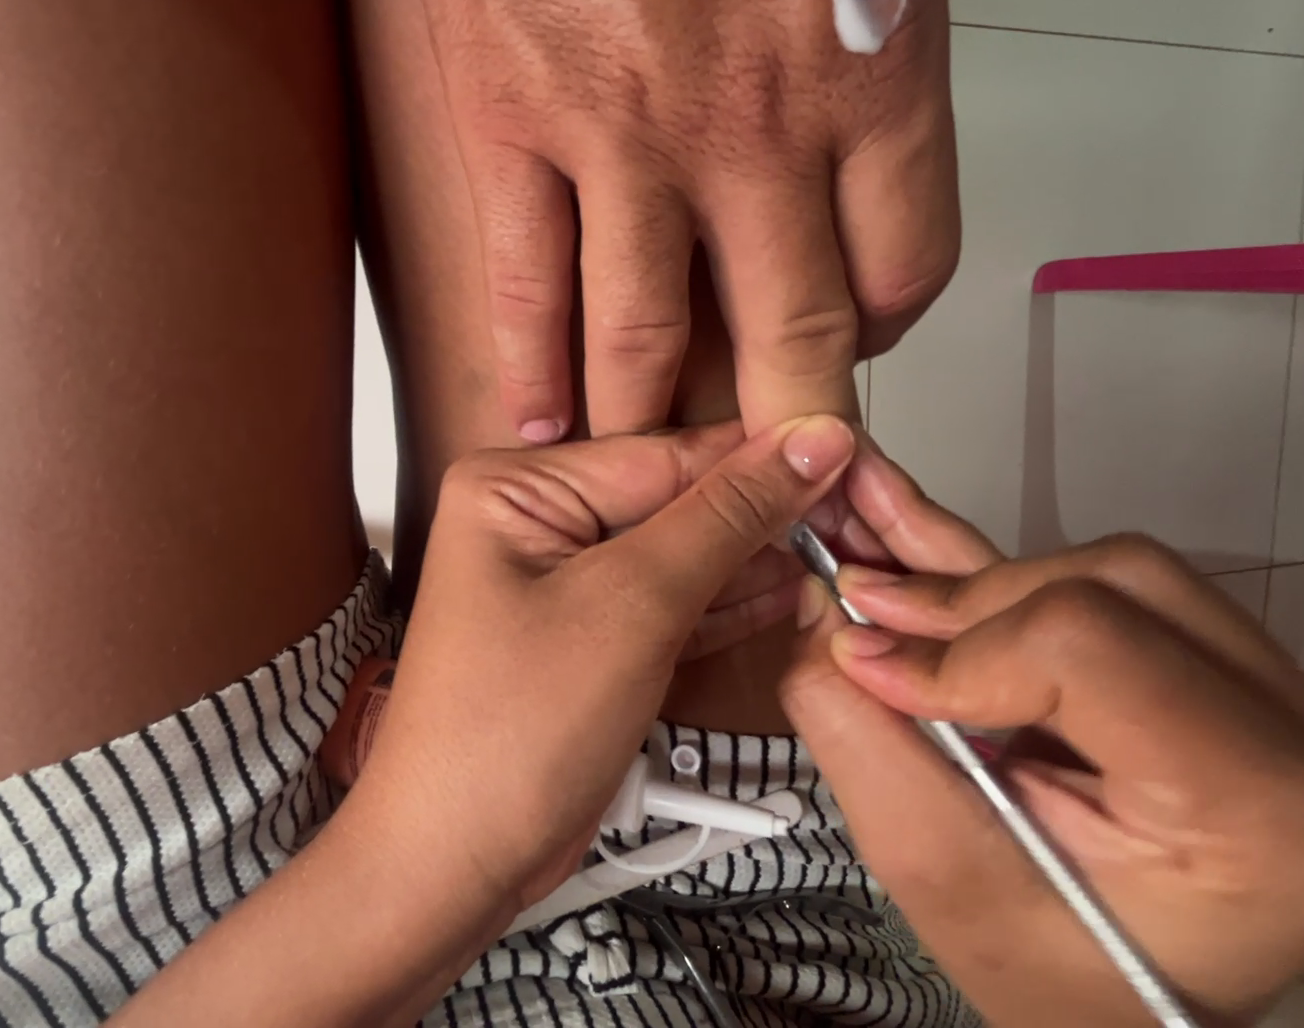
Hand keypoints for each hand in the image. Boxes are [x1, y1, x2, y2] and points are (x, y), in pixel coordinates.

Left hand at [126, 416, 856, 1026]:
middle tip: (845, 521)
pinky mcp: (581, 634)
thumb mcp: (631, 604)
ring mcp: (555, 581)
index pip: (661, 453)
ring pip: (672, 555)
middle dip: (752, 519)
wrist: (457, 859)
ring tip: (825, 560)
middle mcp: (529, 521)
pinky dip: (714, 607)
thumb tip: (803, 445)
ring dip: (744, 566)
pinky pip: (659, 603)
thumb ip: (722, 520)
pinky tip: (775, 598)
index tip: (845, 454)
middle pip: (667, 501)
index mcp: (512, 485)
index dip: (757, 461)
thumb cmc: (509, 734)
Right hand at [408, 0, 957, 441]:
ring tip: (636, 462)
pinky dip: (532, 366)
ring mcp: (621, 137)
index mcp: (861, 66)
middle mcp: (748, 125)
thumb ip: (864, 69)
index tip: (843, 357)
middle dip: (778, 424)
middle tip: (763, 477)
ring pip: (643, 334)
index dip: (875, 338)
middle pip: (788, 330)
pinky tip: (538, 417)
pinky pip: (527, 284)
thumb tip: (836, 189)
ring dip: (642, 416)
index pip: (900, 264)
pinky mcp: (512, 128)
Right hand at [779, 446, 1303, 1025]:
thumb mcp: (927, 864)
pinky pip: (1109, 588)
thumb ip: (854, 729)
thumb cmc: (1040, 968)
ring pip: (1103, 570)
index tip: (866, 671)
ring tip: (878, 591)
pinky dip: (1001, 570)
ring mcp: (1285, 698)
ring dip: (974, 584)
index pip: (1086, 645)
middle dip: (957, 602)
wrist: (1118, 1000)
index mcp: (1268, 811)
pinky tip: (915, 533)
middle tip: (861, 614)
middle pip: (1104, 586)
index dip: (953, 648)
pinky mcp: (1233, 672)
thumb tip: (820, 611)